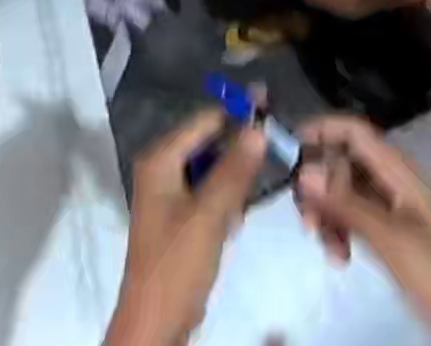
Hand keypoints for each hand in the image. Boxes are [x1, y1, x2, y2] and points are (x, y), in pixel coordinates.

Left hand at [106, 110, 265, 345]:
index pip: (204, 120)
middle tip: (275, 149)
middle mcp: (161, 166)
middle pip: (208, 142)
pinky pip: (208, 191)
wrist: (154, 325)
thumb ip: (234, 170)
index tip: (272, 107)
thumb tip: (258, 127)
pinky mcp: (179, 215)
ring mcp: (169, 192)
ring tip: (255, 187)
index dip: (237, 112)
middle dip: (239, 148)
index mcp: (160, 158)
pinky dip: (226, 198)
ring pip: (212, 167)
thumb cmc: (177, 263)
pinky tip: (236, 217)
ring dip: (234, 177)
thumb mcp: (210, 214)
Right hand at [295, 116, 430, 345]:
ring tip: (324, 244)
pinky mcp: (392, 238)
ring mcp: (393, 211)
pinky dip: (340, 231)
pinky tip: (339, 257)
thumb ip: (348, 204)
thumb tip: (303, 169)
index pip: (356, 132)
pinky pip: (354, 219)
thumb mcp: (394, 241)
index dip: (323, 128)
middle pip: (344, 162)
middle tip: (304, 216)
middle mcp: (394, 184)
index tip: (289, 145)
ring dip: (327, 211)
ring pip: (345, 193)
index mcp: (400, 173)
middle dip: (319, 182)